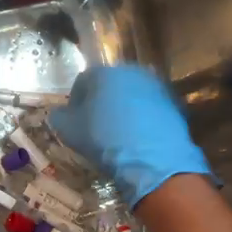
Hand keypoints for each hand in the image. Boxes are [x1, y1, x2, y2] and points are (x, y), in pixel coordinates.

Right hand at [49, 64, 211, 207]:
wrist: (151, 159)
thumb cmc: (103, 139)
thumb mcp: (69, 131)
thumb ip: (59, 117)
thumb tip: (59, 113)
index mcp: (103, 73)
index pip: (82, 82)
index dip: (75, 103)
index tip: (75, 121)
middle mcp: (131, 72)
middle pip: (109, 86)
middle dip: (101, 103)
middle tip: (95, 126)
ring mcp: (155, 87)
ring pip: (131, 97)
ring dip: (122, 111)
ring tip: (118, 134)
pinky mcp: (173, 104)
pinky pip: (150, 109)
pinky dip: (142, 120)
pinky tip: (137, 139)